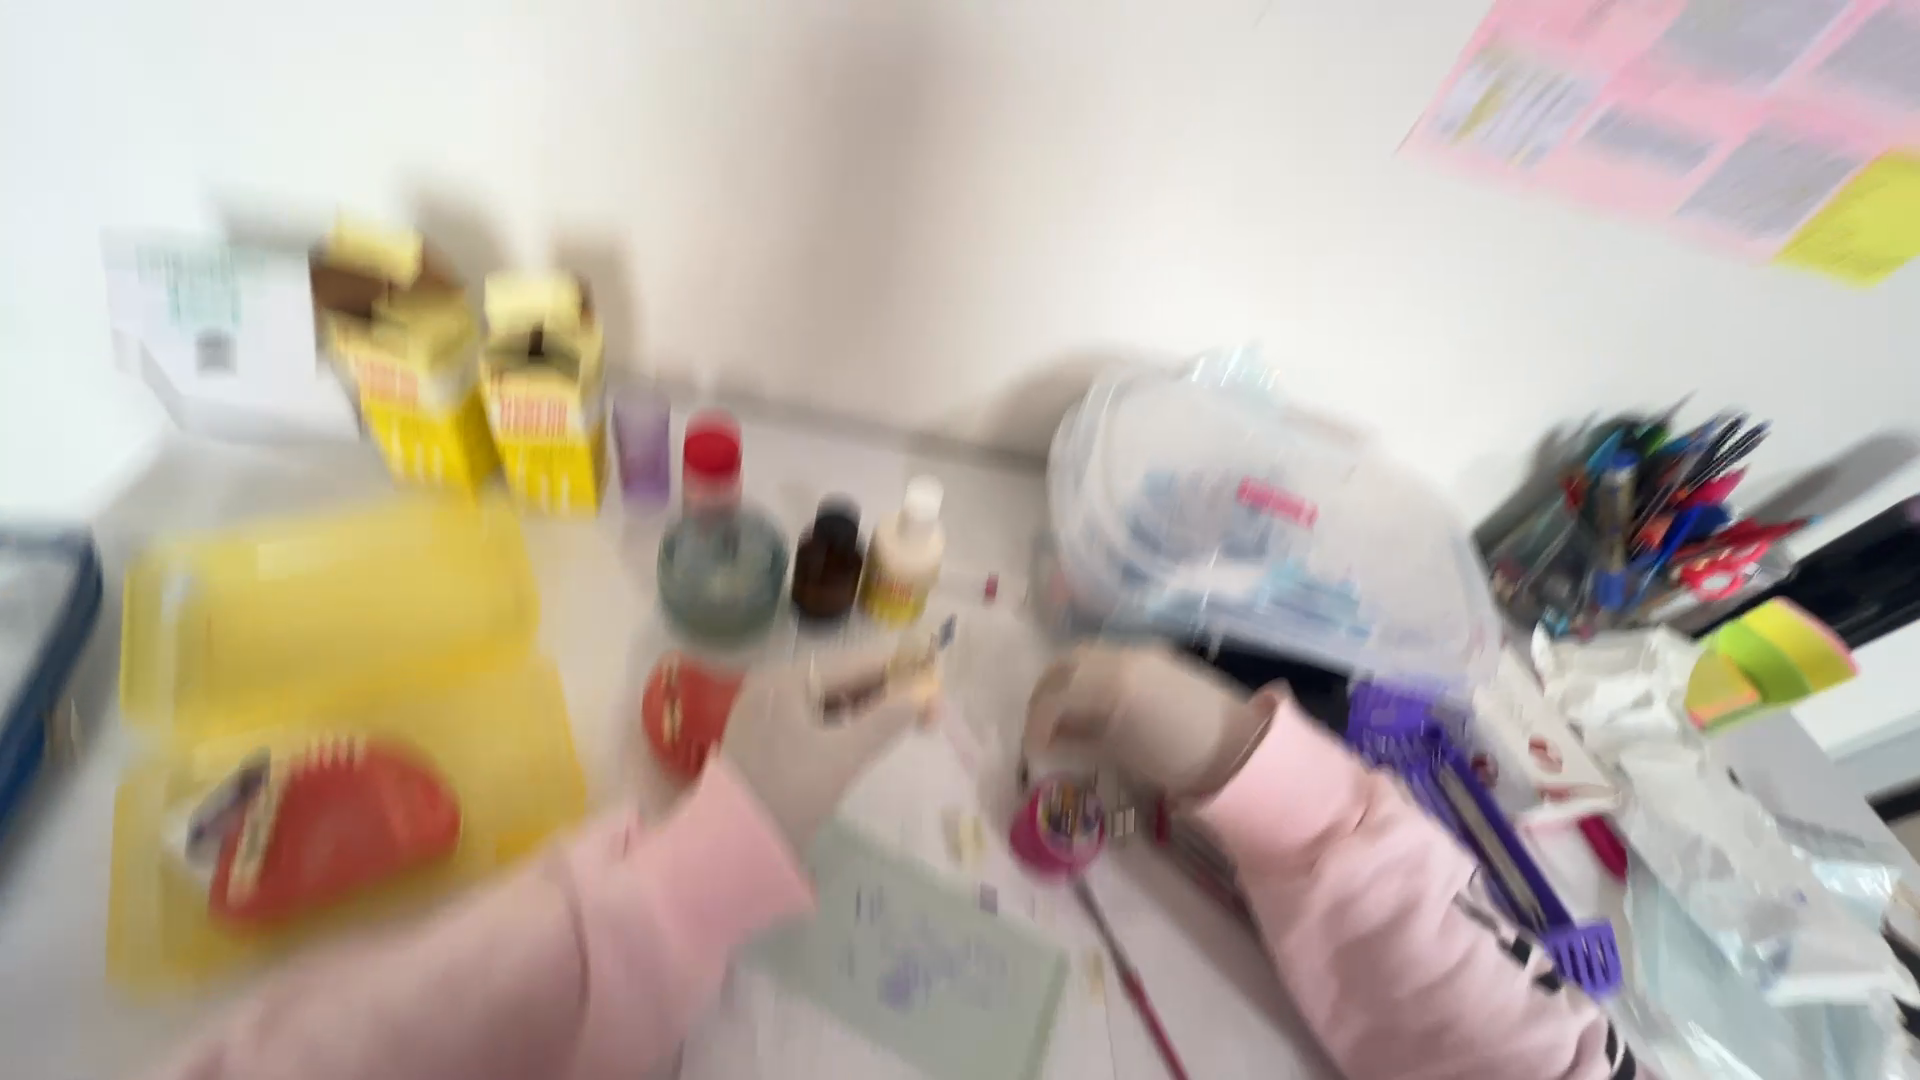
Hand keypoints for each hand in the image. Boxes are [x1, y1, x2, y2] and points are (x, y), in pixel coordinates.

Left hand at [721, 644, 936, 853]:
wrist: (731, 852)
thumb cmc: (789, 795)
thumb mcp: (844, 755)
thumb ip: (887, 719)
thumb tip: (925, 693)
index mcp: (786, 680)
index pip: (856, 663)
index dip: (901, 671)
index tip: (937, 684)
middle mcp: (774, 686)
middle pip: (844, 679)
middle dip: (888, 692)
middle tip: (929, 712)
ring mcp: (769, 712)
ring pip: (833, 700)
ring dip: (870, 709)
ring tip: (909, 722)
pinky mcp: (770, 738)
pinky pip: (818, 719)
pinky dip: (847, 725)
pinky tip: (872, 735)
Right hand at [1024, 644, 1277, 800]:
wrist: (1241, 748)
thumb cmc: (1179, 760)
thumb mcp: (1122, 753)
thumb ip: (1081, 737)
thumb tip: (1052, 737)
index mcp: (1111, 685)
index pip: (1056, 695)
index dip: (1037, 721)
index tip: (1034, 748)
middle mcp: (1121, 656)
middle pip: (1065, 663)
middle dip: (1046, 692)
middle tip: (1042, 723)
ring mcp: (1140, 649)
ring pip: (1085, 653)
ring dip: (1067, 679)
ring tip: (1065, 711)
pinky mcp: (1156, 652)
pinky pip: (1109, 654)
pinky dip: (1091, 673)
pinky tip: (1095, 699)